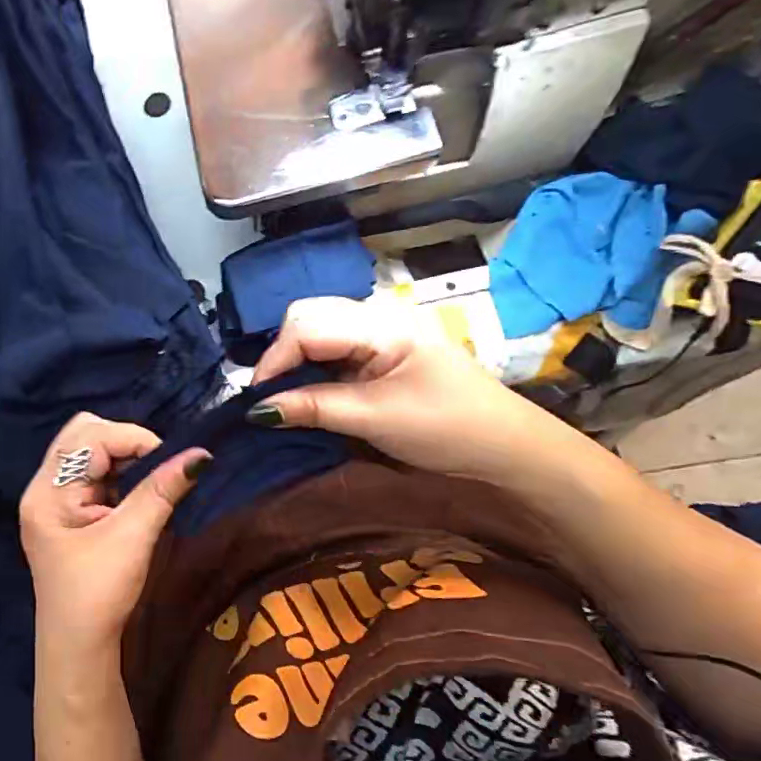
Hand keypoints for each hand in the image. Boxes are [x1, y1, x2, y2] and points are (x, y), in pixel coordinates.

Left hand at [19, 413, 209, 651]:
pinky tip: (136, 493)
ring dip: (124, 459)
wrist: (79, 647)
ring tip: (149, 482)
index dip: (132, 439)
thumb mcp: (132, 538)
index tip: (168, 460)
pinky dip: (119, 475)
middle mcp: (44, 488)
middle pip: (83, 436)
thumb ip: (162, 491)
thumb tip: (201, 454)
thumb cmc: (99, 595)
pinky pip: (93, 475)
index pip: (88, 437)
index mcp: (47, 492)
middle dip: (125, 443)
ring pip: (89, 453)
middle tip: (156, 469)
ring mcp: (54, 500)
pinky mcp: (68, 513)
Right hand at [250, 295, 582, 487]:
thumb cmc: (447, 429)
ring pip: (314, 329)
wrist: (504, 446)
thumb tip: (256, 411)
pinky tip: (309, 392)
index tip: (257, 402)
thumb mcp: (374, 419)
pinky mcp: (380, 347)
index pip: (305, 326)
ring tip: (286, 398)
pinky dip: (310, 367)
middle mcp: (378, 314)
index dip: (274, 361)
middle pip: (305, 318)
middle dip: (280, 356)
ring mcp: (380, 329)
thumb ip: (313, 408)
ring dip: (294, 361)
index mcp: (384, 323)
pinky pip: (330, 345)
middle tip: (271, 399)